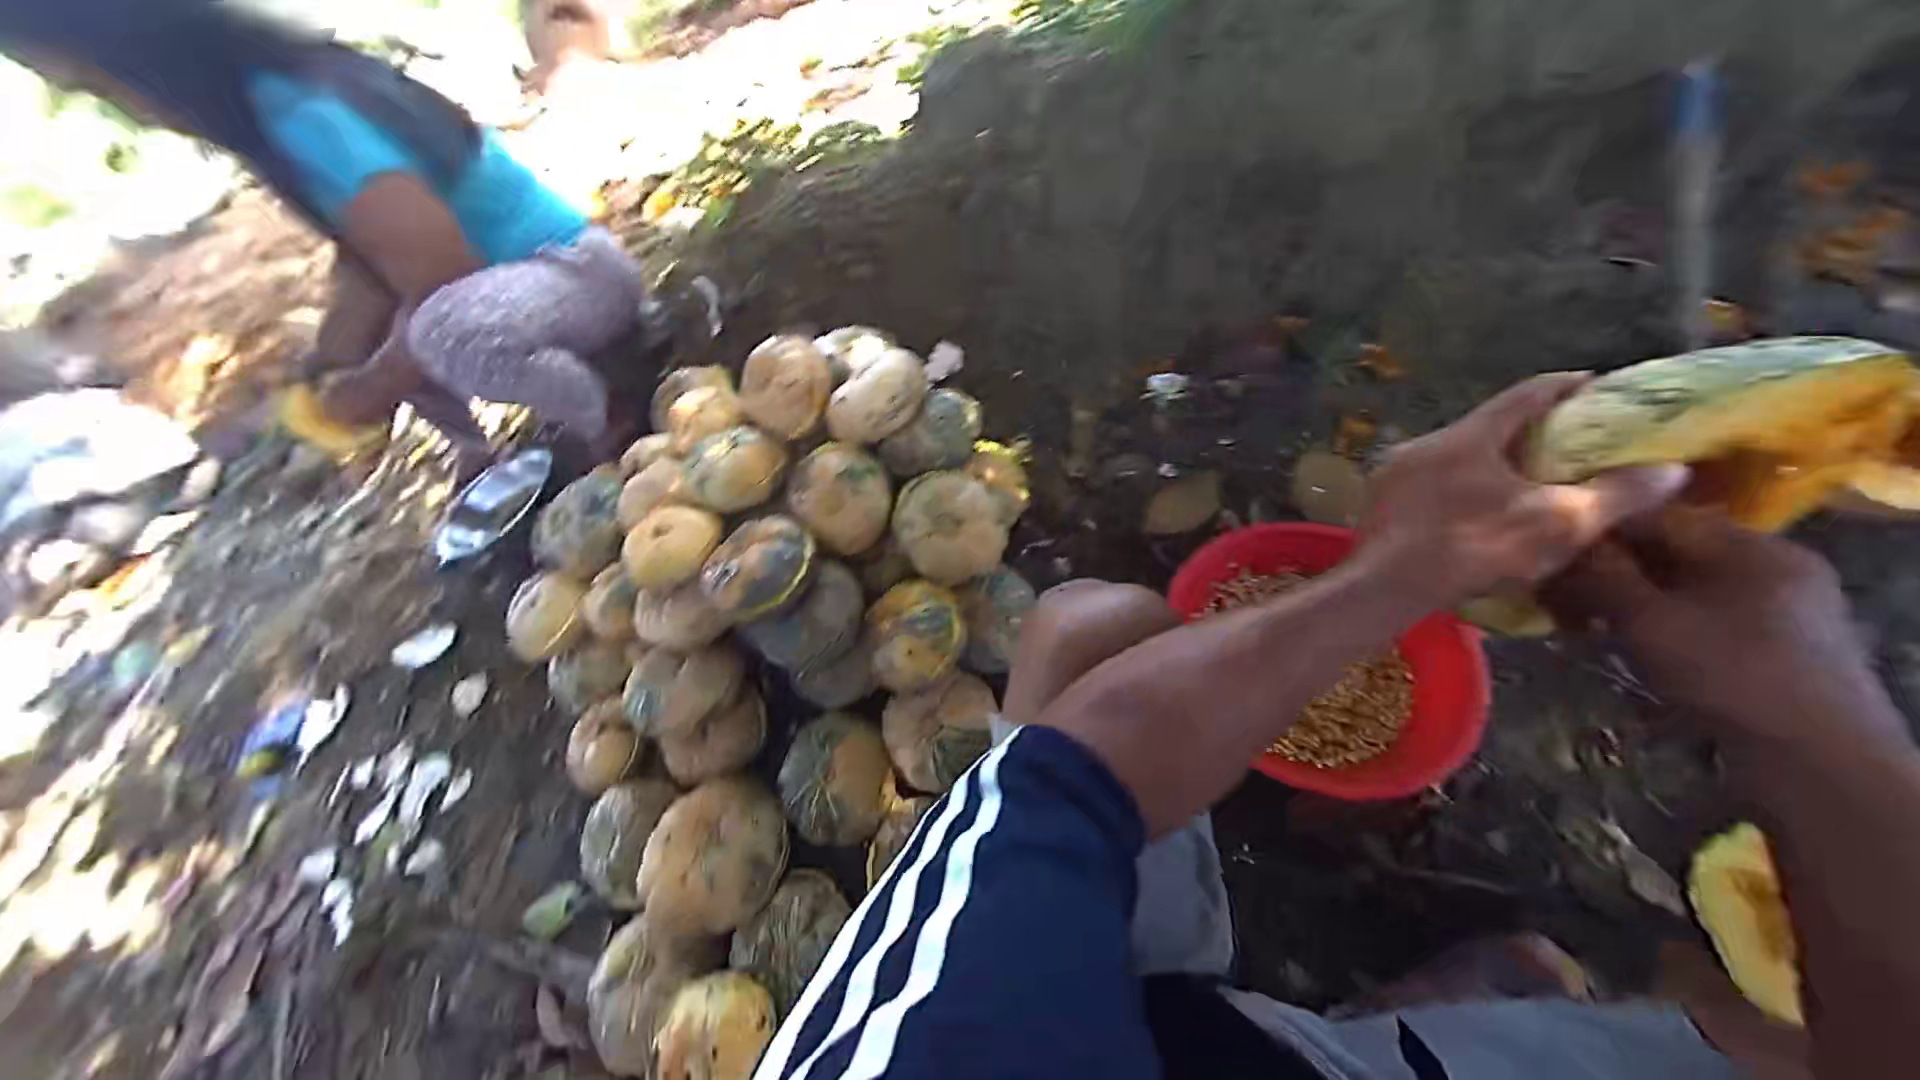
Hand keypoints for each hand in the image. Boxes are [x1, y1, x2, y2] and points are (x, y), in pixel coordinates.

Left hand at [1357, 373, 1689, 610]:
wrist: (1386, 587)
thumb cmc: (1473, 549)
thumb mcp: (1559, 523)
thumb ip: (1618, 494)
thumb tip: (1670, 471)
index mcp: (1467, 436)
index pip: (1528, 394)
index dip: (1569, 388)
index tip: (1599, 389)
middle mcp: (1422, 445)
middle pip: (1486, 426)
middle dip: (1527, 433)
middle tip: (1567, 445)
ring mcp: (1391, 473)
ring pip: (1452, 457)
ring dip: (1488, 464)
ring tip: (1524, 481)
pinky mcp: (1377, 502)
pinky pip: (1427, 483)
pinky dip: (1457, 488)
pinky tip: (1475, 510)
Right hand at [1547, 506, 1901, 745]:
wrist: (1816, 757)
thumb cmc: (1727, 673)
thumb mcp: (1647, 619)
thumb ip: (1603, 574)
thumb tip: (1562, 541)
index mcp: (1752, 548)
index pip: (1655, 516)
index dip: (1595, 529)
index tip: (1546, 550)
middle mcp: (1770, 564)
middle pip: (1666, 548)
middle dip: (1604, 567)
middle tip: (1552, 590)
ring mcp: (1776, 601)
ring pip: (1675, 580)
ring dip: (1620, 594)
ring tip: (1576, 618)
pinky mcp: (1770, 635)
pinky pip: (1693, 606)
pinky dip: (1649, 613)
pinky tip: (1616, 634)